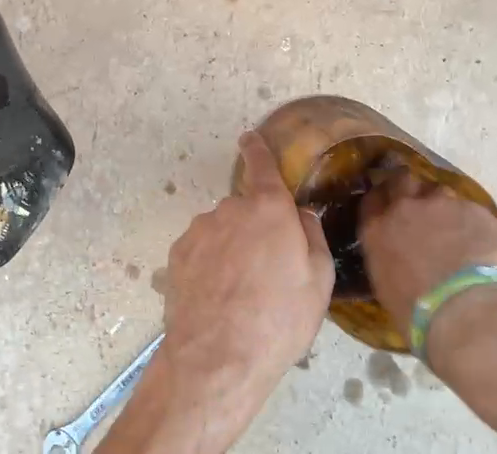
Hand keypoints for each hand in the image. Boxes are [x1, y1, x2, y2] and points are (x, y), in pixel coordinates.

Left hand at [158, 133, 333, 408]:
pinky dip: (209, 266)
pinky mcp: (177, 255)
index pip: (262, 165)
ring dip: (231, 251)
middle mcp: (230, 209)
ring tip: (240, 295)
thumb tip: (298, 214)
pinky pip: (201, 251)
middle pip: (245, 210)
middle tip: (267, 273)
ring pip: (222, 232)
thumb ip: (311, 236)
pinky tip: (217, 299)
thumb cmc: (279, 319)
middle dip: (255, 231)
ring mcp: (199, 230)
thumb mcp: (318, 281)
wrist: (217, 358)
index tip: (249, 137)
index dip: (257, 149)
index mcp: (268, 208)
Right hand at [358, 172, 496, 347]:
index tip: (388, 208)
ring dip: (440, 204)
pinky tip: (478, 240)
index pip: (371, 199)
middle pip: (402, 180)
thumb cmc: (420, 318)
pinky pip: (467, 208)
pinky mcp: (474, 208)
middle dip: (408, 189)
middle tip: (418, 206)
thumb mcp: (387, 288)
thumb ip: (387, 259)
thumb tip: (398, 257)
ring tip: (453, 227)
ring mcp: (441, 203)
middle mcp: (404, 207)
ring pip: (437, 191)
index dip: (381, 201)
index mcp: (376, 229)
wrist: (470, 315)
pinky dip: (470, 220)